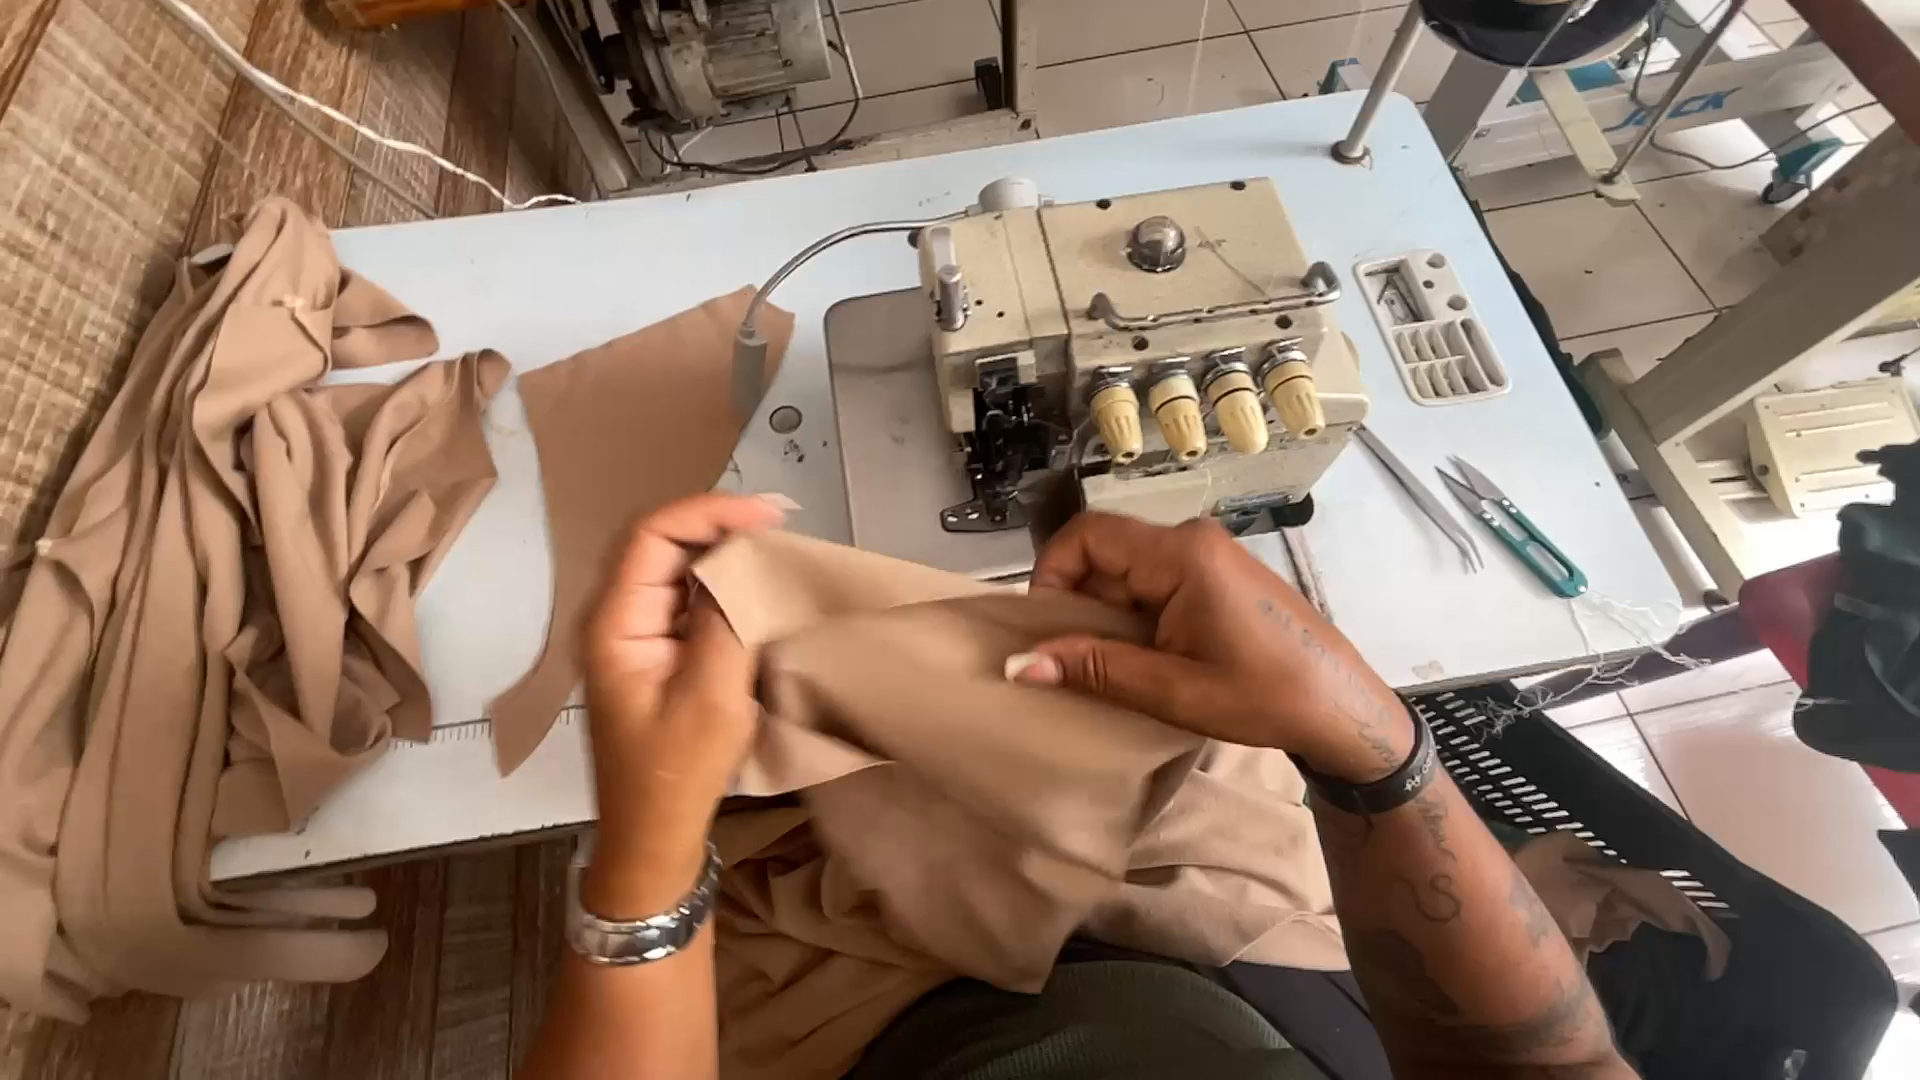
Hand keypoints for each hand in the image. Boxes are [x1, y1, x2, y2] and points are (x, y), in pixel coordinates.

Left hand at [579, 492, 786, 912]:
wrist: (652, 835)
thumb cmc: (676, 773)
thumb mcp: (710, 697)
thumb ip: (724, 622)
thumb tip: (738, 561)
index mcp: (616, 623)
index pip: (653, 535)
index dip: (709, 511)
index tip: (768, 514)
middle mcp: (618, 616)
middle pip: (661, 542)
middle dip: (719, 521)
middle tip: (779, 520)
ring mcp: (636, 633)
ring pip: (675, 565)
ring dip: (722, 548)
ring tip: (774, 542)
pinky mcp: (657, 649)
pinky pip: (686, 595)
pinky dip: (722, 578)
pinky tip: (756, 581)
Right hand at [1011, 512, 1414, 783]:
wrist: (1343, 708)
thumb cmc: (1264, 696)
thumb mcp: (1171, 689)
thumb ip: (1093, 668)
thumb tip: (1018, 665)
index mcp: (1182, 554)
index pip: (1087, 534)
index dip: (1051, 573)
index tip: (1046, 627)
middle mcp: (1190, 538)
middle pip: (1104, 551)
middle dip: (1078, 602)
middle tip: (1076, 657)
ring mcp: (1205, 553)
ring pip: (1125, 568)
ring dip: (1106, 613)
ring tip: (1111, 663)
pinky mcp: (1213, 573)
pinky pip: (1151, 579)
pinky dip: (1132, 614)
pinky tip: (1142, 654)